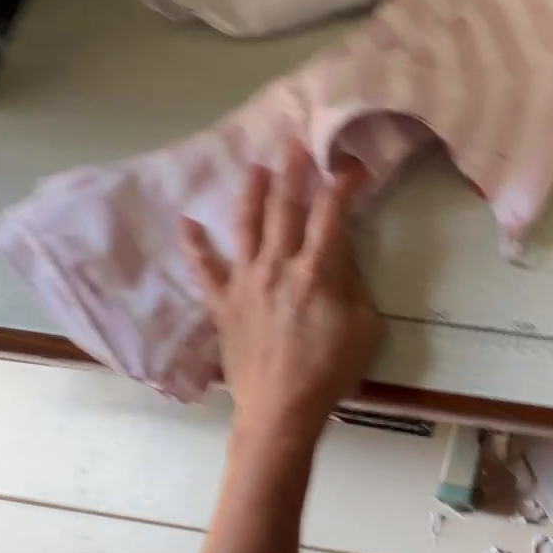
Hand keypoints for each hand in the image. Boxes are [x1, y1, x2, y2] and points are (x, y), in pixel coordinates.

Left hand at [182, 146, 382, 436]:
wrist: (281, 408)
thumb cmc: (331, 371)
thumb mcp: (365, 328)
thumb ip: (354, 287)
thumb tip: (342, 260)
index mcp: (317, 273)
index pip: (331, 215)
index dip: (343, 185)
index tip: (352, 166)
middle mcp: (278, 267)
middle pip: (285, 209)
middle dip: (293, 173)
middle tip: (295, 144)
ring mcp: (245, 283)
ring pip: (246, 226)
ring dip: (252, 194)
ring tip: (257, 168)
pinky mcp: (222, 303)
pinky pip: (205, 269)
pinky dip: (195, 246)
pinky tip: (188, 224)